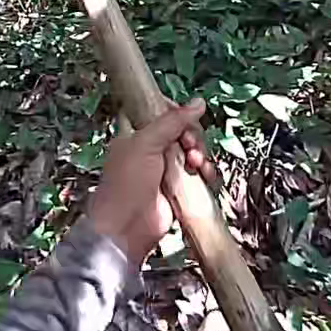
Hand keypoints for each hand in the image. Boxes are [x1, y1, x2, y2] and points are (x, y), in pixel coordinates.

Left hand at [88, 99, 208, 263]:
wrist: (126, 227)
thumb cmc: (128, 181)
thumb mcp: (146, 143)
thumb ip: (171, 122)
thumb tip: (199, 102)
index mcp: (136, 131)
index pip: (159, 110)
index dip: (175, 111)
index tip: (184, 117)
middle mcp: (151, 147)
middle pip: (181, 129)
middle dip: (191, 135)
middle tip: (190, 146)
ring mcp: (165, 167)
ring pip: (191, 150)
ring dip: (199, 154)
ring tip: (196, 164)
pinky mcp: (178, 186)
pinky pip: (197, 172)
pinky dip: (204, 171)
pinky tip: (205, 175)